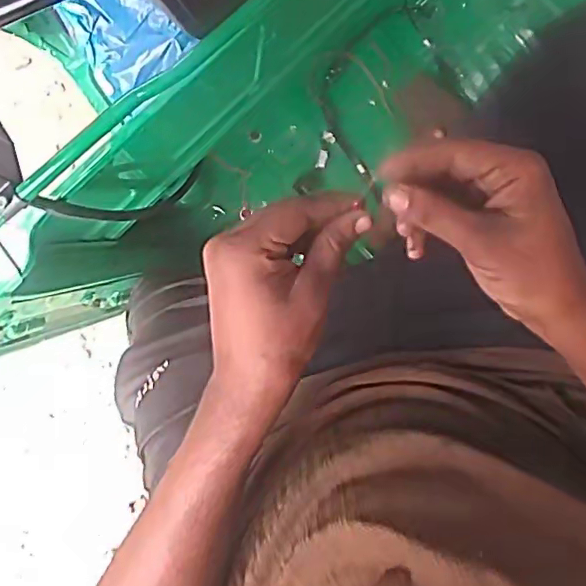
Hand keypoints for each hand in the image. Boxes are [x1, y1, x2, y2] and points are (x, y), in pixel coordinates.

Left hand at [202, 193, 370, 403]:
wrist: (249, 383)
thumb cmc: (282, 344)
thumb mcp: (312, 292)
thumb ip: (332, 246)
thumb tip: (360, 216)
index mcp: (242, 246)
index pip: (293, 211)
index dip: (330, 205)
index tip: (362, 203)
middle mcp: (226, 239)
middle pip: (281, 213)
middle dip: (319, 213)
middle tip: (357, 215)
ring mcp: (222, 249)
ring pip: (273, 223)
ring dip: (306, 225)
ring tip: (343, 228)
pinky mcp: (226, 260)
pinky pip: (263, 237)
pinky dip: (290, 238)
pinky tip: (316, 242)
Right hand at [380, 138, 585, 335]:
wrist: (559, 311)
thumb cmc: (529, 274)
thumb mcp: (478, 242)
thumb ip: (434, 213)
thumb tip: (391, 193)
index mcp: (513, 167)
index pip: (454, 152)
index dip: (414, 160)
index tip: (380, 173)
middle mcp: (504, 170)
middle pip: (446, 167)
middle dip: (415, 187)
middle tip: (384, 205)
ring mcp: (495, 190)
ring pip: (443, 187)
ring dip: (420, 208)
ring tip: (401, 233)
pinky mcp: (487, 210)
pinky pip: (450, 205)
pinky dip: (431, 221)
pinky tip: (416, 245)